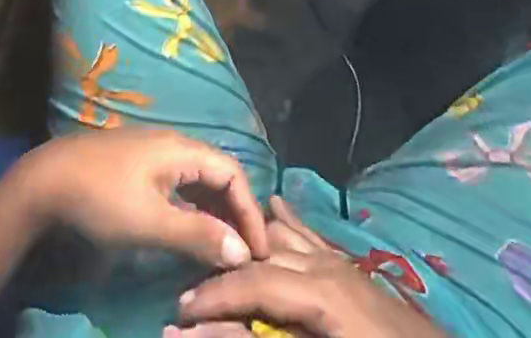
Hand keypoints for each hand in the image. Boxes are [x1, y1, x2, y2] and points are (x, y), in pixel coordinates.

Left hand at [10, 128, 269, 269]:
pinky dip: (194, 210)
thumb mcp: (151, 222)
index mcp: (180, 149)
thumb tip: (243, 251)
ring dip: (215, 213)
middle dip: (236, 212)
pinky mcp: (138, 167)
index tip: (260, 250)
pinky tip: (193, 235)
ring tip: (226, 250)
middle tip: (247, 254)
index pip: (232, 172)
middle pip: (217, 173)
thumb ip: (198, 235)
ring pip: (198, 181)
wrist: (46, 181)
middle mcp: (172, 145)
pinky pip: (180, 186)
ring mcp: (153, 154)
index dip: (250, 210)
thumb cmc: (102, 198)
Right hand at [171, 198, 449, 337]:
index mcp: (321, 291)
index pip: (252, 282)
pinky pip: (314, 236)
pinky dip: (289, 222)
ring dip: (250, 246)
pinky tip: (275, 206)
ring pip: (283, 238)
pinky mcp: (353, 270)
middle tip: (191, 298)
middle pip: (262, 258)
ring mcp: (342, 264)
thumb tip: (199, 331)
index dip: (213, 298)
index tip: (177, 316)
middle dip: (224, 276)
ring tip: (218, 255)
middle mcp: (327, 267)